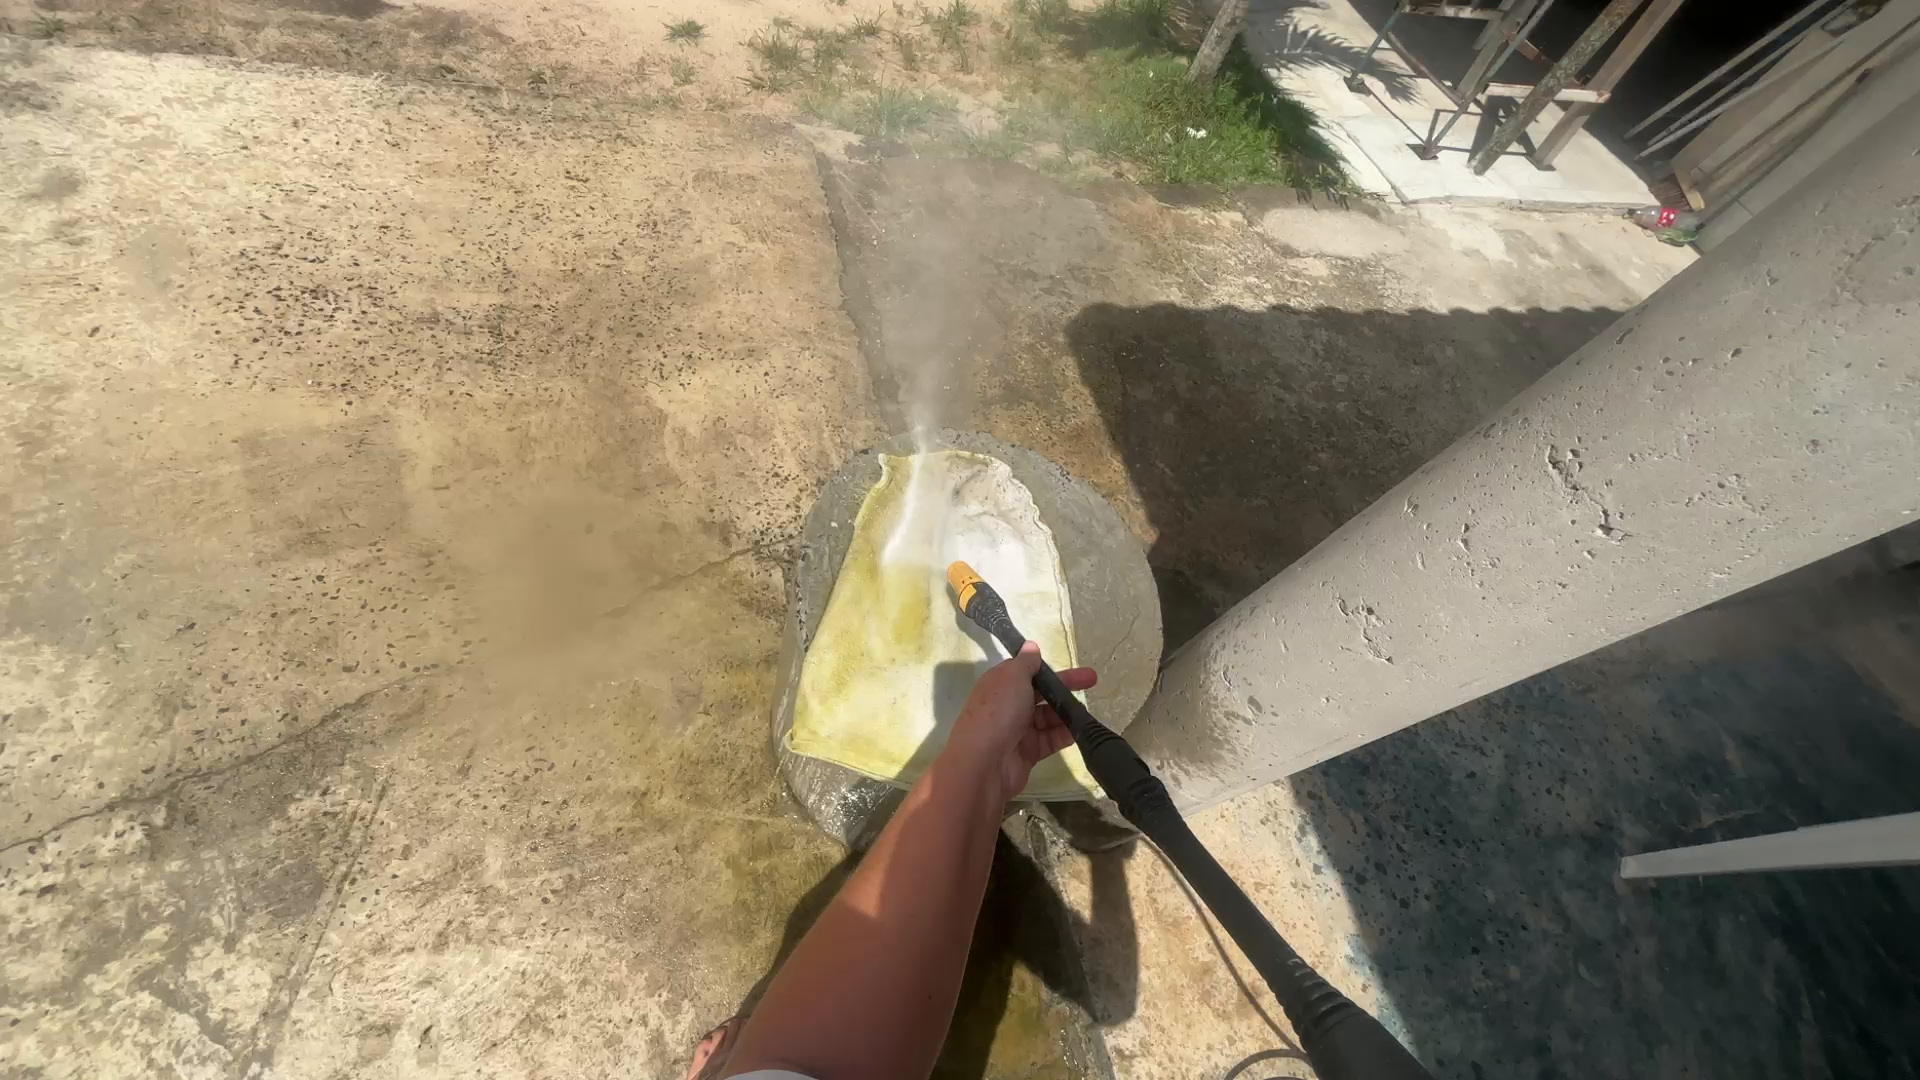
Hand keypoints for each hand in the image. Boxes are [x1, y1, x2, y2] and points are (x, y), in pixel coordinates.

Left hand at [942, 642, 1096, 801]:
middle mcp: (1007, 705)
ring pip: (1047, 717)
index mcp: (1000, 683)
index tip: (1068, 665)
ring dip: (1066, 712)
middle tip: (1092, 680)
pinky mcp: (1027, 752)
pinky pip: (1050, 739)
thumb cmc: (998, 711)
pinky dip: (1064, 734)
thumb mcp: (1013, 676)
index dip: (1047, 669)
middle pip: (1040, 693)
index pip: (1026, 671)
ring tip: (1087, 710)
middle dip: (1065, 687)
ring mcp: (1017, 730)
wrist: (984, 762)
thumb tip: (1030, 645)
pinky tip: (1081, 729)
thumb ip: (1026, 662)